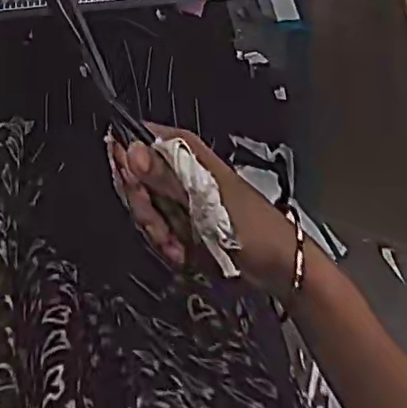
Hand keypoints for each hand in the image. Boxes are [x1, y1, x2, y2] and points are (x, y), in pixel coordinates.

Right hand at [109, 123, 304, 298]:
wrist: (279, 266)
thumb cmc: (253, 226)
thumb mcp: (206, 198)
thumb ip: (165, 174)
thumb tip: (131, 149)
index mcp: (181, 148)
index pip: (132, 142)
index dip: (126, 167)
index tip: (137, 191)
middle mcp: (175, 166)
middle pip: (131, 177)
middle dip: (143, 207)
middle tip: (163, 224)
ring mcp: (176, 193)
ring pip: (141, 206)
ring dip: (156, 230)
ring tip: (180, 242)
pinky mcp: (179, 218)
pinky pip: (154, 227)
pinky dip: (165, 243)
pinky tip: (183, 251)